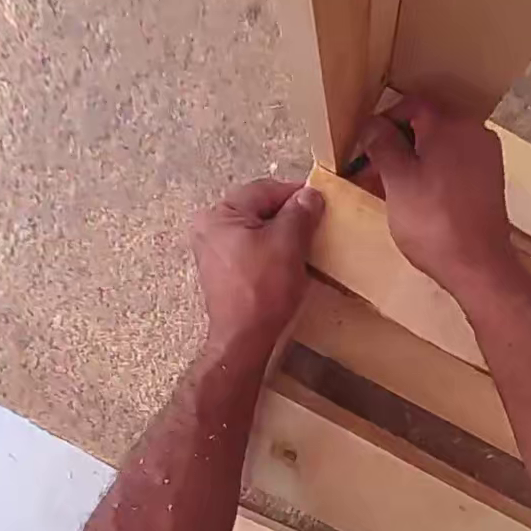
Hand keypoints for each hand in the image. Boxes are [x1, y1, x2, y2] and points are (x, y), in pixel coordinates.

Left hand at [190, 178, 324, 359]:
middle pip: (259, 210)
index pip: (265, 190)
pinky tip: (287, 266)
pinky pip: (250, 252)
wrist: (244, 339)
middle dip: (289, 218)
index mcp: (220, 214)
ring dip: (281, 237)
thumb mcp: (288, 244)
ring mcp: (213, 253)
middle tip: (316, 227)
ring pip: (256, 232)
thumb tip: (310, 195)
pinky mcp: (221, 275)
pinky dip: (270, 254)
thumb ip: (300, 213)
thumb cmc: (262, 291)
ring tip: (305, 249)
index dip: (297, 195)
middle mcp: (209, 229)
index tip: (321, 204)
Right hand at [360, 98, 524, 298]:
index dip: (382, 123)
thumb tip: (372, 124)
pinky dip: (432, 174)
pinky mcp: (489, 181)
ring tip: (390, 188)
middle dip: (396, 145)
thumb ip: (383, 146)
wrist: (477, 265)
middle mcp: (473, 131)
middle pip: (427, 125)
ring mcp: (485, 157)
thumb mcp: (397, 182)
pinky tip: (417, 198)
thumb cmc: (432, 223)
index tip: (363, 148)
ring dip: (413, 161)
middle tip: (371, 171)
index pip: (410, 104)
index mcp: (450, 124)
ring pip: (440, 147)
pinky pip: (454, 165)